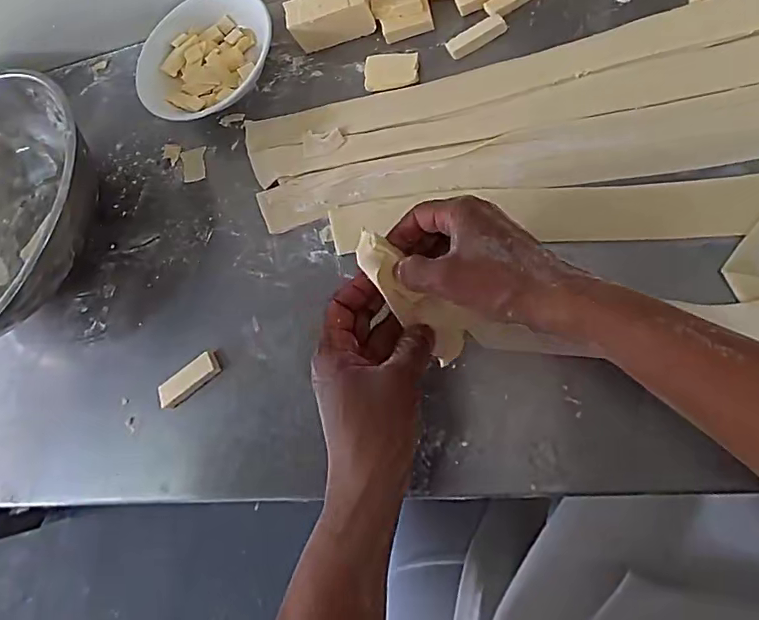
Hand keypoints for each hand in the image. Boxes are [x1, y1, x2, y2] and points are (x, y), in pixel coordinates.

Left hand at [311, 274, 432, 507]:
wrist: (369, 487)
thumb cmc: (374, 430)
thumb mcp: (398, 380)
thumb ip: (412, 346)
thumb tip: (424, 325)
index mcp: (332, 353)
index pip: (340, 306)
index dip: (360, 286)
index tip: (386, 271)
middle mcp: (340, 362)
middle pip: (360, 320)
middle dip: (384, 302)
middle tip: (411, 283)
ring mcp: (356, 379)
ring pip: (376, 340)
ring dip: (398, 325)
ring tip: (425, 305)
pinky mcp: (372, 395)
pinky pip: (386, 359)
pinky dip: (404, 347)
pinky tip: (426, 338)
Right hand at [385, 196, 592, 333]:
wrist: (551, 298)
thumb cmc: (499, 283)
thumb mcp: (446, 279)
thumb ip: (414, 271)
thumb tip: (400, 269)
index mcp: (462, 210)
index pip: (418, 215)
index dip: (399, 236)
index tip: (387, 258)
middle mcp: (477, 213)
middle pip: (434, 225)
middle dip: (415, 250)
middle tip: (400, 275)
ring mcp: (492, 230)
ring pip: (451, 240)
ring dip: (432, 261)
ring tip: (419, 286)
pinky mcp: (504, 249)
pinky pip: (467, 251)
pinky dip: (451, 266)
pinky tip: (446, 290)